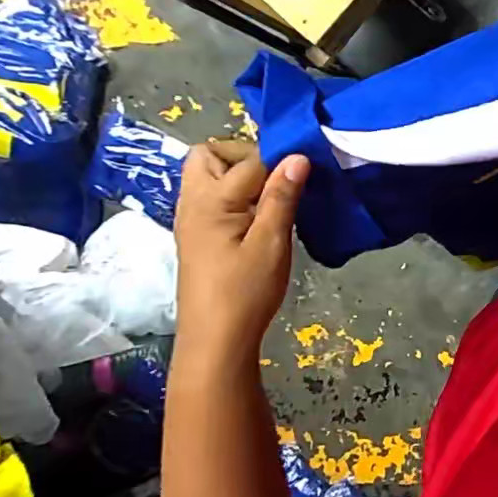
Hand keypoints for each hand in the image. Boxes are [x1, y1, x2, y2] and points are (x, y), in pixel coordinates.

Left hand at [173, 140, 310, 355]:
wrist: (216, 341)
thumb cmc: (245, 292)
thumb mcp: (271, 243)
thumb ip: (282, 197)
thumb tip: (298, 156)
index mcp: (210, 201)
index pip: (249, 161)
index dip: (279, 161)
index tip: (306, 172)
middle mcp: (193, 202)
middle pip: (209, 154)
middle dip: (244, 156)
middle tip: (275, 180)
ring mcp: (191, 219)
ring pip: (207, 175)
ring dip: (237, 175)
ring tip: (269, 200)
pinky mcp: (196, 235)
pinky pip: (210, 196)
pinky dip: (232, 194)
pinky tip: (256, 218)